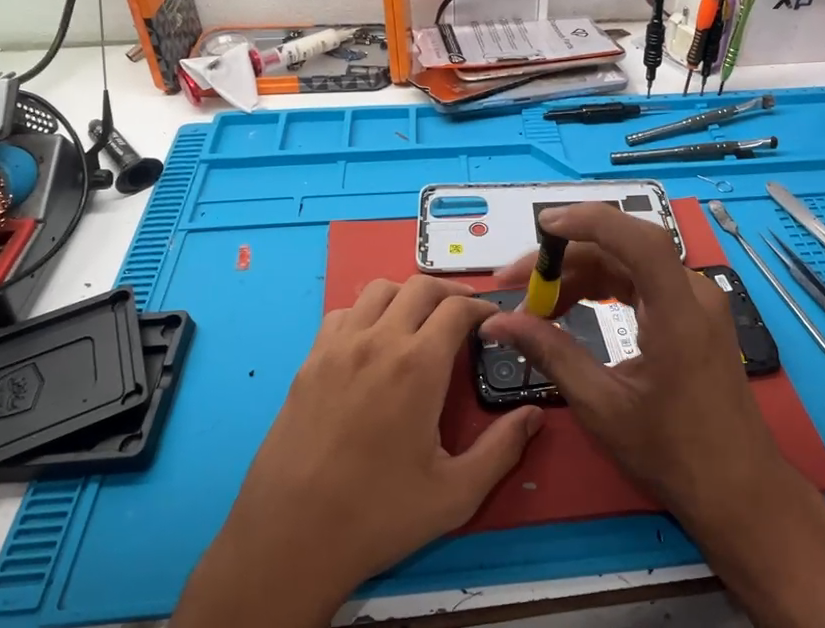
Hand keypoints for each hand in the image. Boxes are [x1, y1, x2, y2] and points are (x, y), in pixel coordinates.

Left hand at [173, 275, 543, 627]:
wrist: (290, 536)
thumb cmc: (379, 515)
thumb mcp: (455, 493)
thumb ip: (501, 449)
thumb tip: (534, 416)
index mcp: (418, 365)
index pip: (457, 308)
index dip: (482, 308)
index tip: (493, 322)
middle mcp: (378, 341)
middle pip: (419, 287)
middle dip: (449, 294)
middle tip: (464, 317)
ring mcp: (337, 348)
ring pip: (377, 291)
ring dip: (406, 296)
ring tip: (420, 323)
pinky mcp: (309, 363)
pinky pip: (342, 314)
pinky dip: (366, 314)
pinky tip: (373, 344)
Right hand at [485, 205, 824, 627]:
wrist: (736, 489)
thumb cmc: (671, 452)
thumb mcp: (600, 405)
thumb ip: (549, 353)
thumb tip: (497, 322)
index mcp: (679, 313)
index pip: (638, 240)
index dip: (589, 221)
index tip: (541, 229)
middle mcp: (694, 295)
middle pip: (624, 250)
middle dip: (566, 259)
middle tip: (516, 284)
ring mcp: (697, 304)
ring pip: (630, 265)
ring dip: (580, 275)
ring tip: (535, 304)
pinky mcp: (693, 316)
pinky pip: (642, 284)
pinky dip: (603, 289)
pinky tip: (570, 308)